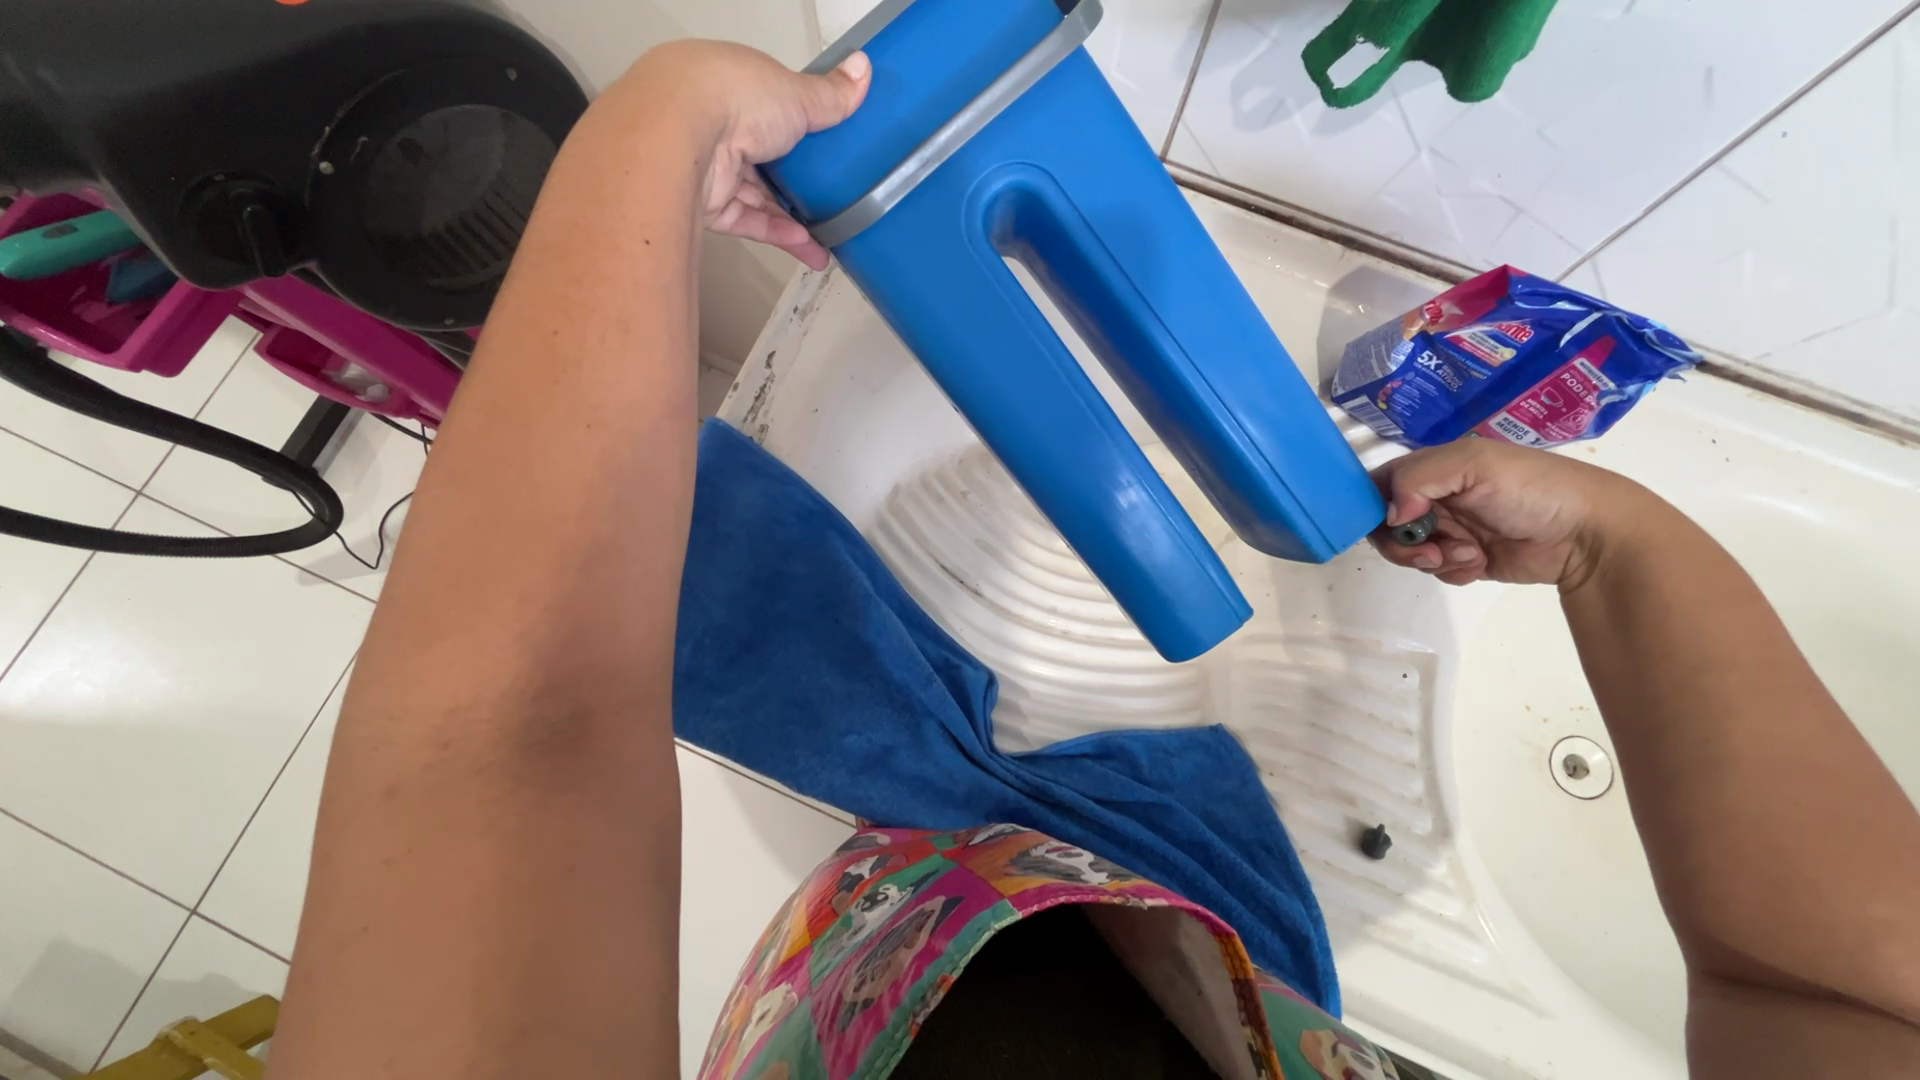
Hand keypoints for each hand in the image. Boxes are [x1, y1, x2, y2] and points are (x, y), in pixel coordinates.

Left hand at [617, 41, 870, 269]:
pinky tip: (810, 248)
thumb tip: (864, 69)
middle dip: (799, 185)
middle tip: (834, 201)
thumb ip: (830, 96)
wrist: (681, 136)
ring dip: (795, 222)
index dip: (799, 127)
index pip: (770, 109)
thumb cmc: (738, 99)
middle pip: (766, 161)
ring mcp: (711, 168)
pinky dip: (779, 234)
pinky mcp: (708, 206)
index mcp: (734, 87)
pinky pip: (750, 222)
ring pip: (760, 198)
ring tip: (831, 242)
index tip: (828, 148)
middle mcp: (718, 125)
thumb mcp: (796, 94)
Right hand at [1369, 438, 1654, 590]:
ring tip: (1467, 555)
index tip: (1389, 523)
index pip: (1379, 485)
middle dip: (1403, 542)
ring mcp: (1449, 530)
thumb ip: (1417, 479)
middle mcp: (1435, 498)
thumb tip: (1390, 516)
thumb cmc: (1531, 488)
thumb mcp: (1472, 464)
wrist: (1589, 534)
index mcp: (1433, 469)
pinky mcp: (1463, 560)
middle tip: (1430, 551)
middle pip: (1386, 525)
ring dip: (1431, 558)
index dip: (1372, 505)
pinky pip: (1435, 571)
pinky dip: (1452, 571)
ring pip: (1409, 551)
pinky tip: (1480, 563)